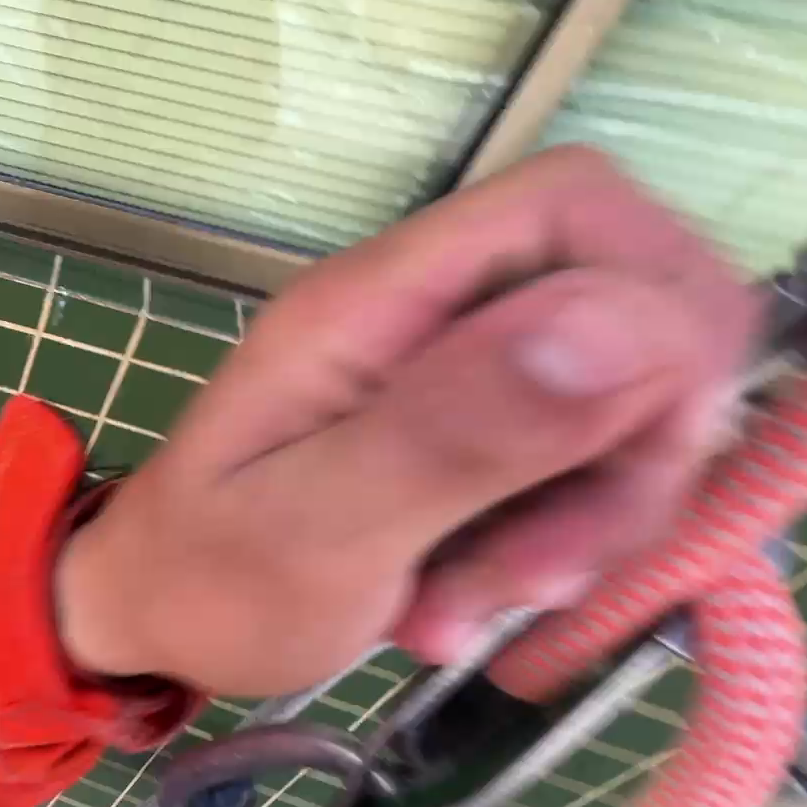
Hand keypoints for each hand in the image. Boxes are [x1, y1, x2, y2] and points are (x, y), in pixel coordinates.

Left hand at [54, 147, 756, 697]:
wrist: (156, 603)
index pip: (567, 202)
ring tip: (461, 599)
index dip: (650, 301)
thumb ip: (450, 427)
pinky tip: (455, 598)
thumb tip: (623, 315)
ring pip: (608, 401)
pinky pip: (565, 463)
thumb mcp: (318, 523)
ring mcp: (427, 370)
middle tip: (531, 566)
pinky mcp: (445, 430)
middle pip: (620, 309)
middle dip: (625, 451)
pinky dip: (547, 542)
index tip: (632, 449)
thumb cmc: (207, 573)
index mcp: (363, 302)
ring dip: (579, 520)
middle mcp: (403, 313)